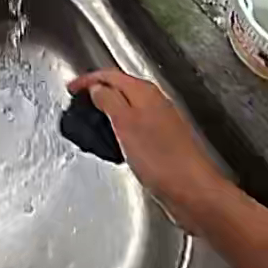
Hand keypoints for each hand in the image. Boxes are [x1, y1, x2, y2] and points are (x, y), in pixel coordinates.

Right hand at [68, 68, 233, 231]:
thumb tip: (96, 87)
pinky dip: (120, 129)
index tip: (71, 88)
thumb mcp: (125, 124)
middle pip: (119, 88)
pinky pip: (135, 126)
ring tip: (91, 123)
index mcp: (144, 92)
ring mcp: (161, 122)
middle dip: (97, 92)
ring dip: (108, 111)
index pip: (109, 74)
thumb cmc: (160, 158)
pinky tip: (115, 144)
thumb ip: (108, 100)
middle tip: (78, 103)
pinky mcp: (164, 143)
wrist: (196, 193)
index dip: (87, 79)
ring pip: (127, 107)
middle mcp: (154, 102)